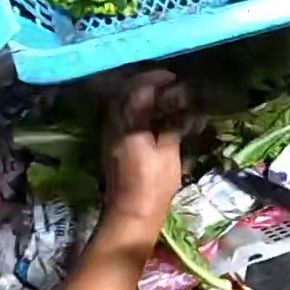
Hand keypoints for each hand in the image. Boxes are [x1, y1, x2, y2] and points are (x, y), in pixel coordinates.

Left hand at [99, 70, 184, 242]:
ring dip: (136, 94)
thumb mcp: (169, 154)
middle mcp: (114, 125)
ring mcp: (109, 134)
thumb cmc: (153, 185)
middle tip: (163, 81)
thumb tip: (180, 112)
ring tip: (158, 94)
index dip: (154, 79)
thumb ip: (171, 128)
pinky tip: (147, 113)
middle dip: (142, 82)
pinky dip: (133, 108)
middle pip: (123, 93)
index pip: (138, 91)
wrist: (130, 212)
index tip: (171, 77)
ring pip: (119, 104)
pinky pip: (119, 117)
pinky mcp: (110, 144)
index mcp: (129, 126)